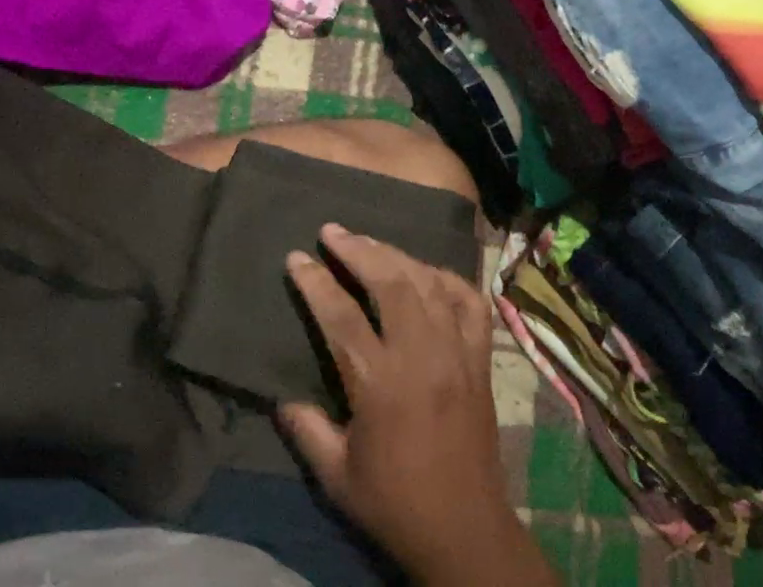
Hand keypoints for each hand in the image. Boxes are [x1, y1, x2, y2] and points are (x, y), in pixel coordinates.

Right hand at [280, 223, 559, 586]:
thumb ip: (304, 427)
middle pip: (391, 281)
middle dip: (358, 249)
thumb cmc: (394, 503)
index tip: (296, 258)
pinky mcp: (481, 361)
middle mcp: (423, 357)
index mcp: (381, 383)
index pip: (341, 314)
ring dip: (397, 255)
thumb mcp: (334, 474)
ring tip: (369, 243)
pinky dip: (447, 278)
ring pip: (430, 283)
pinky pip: (470, 303)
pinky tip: (426, 272)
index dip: (315, 281)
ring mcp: (458, 354)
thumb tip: (281, 394)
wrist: (465, 530)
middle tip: (332, 231)